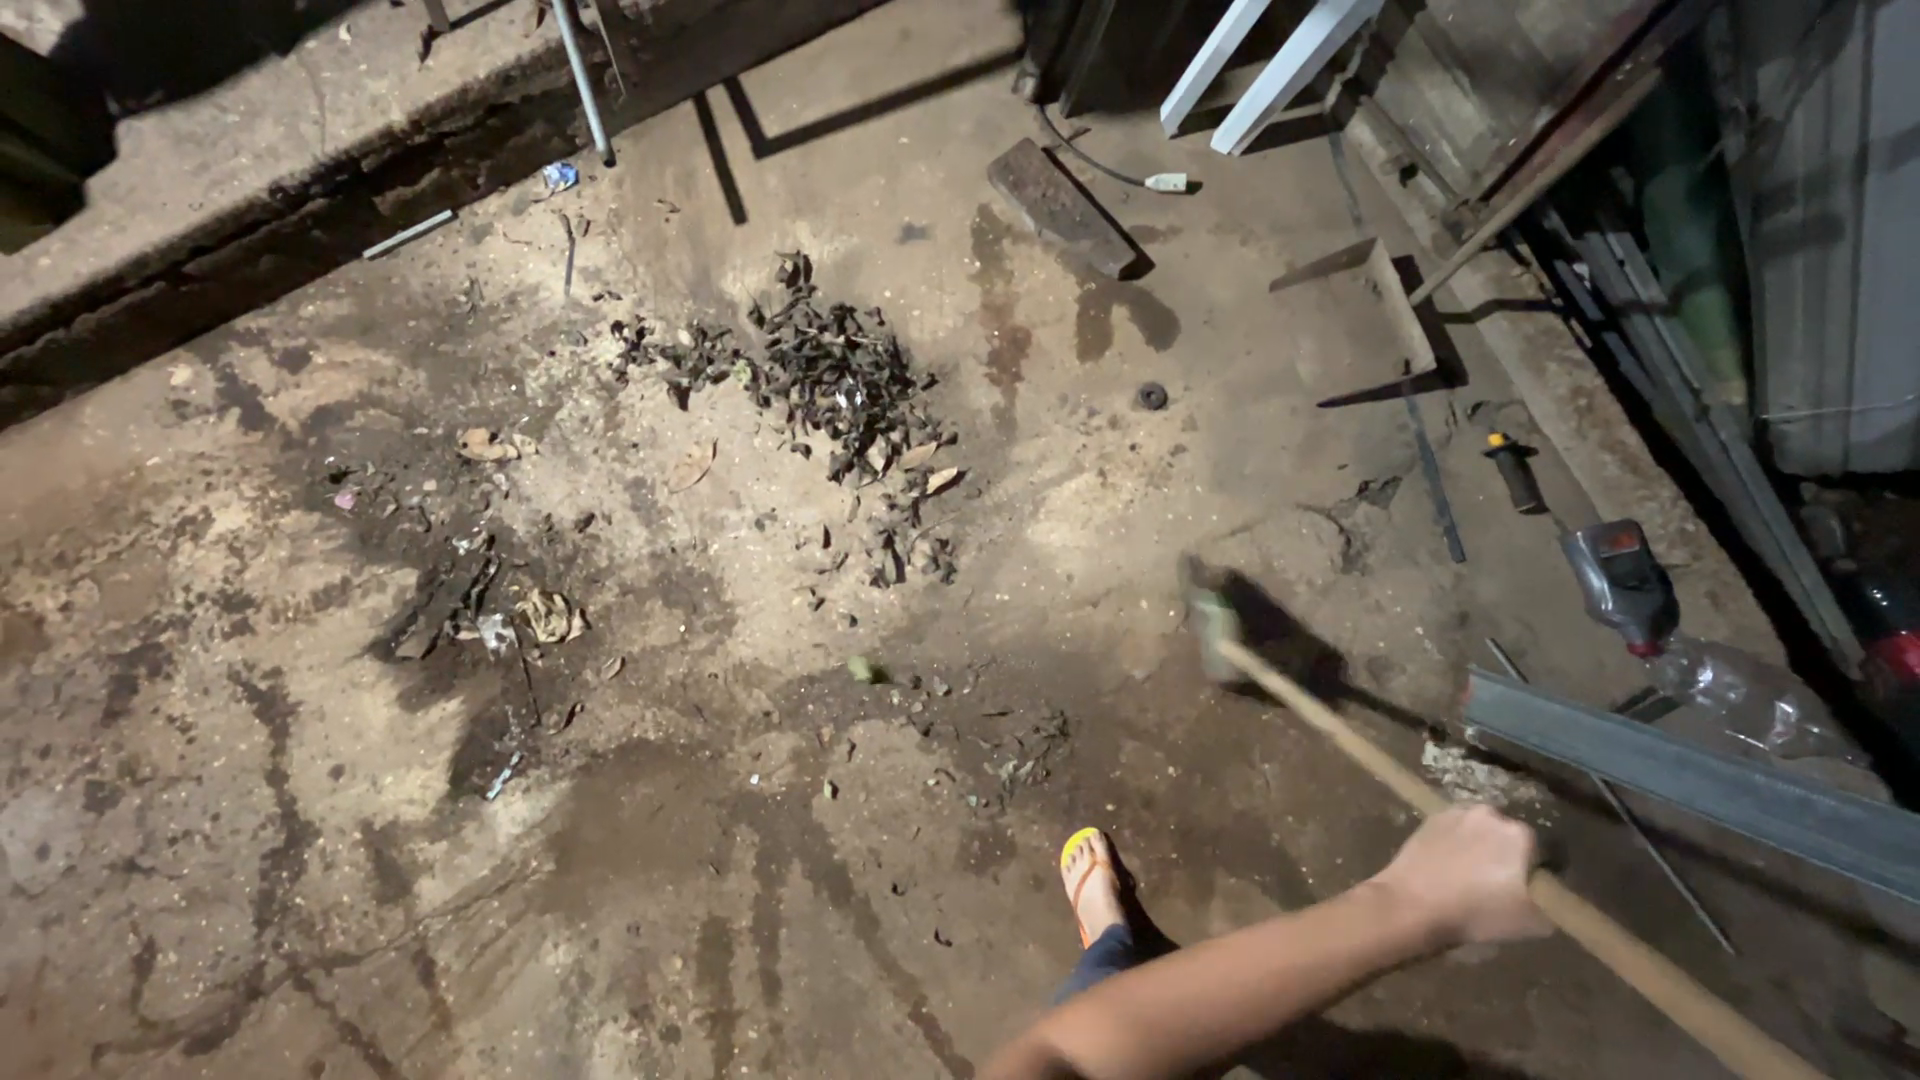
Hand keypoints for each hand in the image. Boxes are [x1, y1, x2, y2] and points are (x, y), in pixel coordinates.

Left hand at [1368, 804, 1551, 947]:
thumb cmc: (1478, 912)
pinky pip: (1457, 828)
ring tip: (1475, 871)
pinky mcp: (1431, 817)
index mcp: (1521, 834)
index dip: (1545, 871)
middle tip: (1504, 879)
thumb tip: (1551, 890)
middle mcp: (1490, 814)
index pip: (1548, 851)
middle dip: (1513, 853)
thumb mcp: (1536, 921)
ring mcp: (1456, 812)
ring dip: (1485, 844)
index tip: (1536, 888)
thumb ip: (1555, 900)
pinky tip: (1453, 861)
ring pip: (1483, 829)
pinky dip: (1460, 840)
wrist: (1413, 902)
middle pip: (1513, 836)